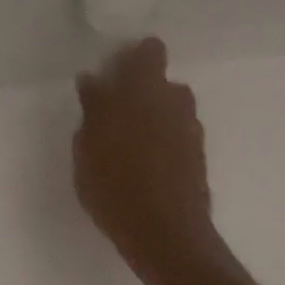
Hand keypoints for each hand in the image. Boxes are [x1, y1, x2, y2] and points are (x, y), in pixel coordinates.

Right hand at [73, 38, 222, 280]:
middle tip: (113, 110)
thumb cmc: (115, 190)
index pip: (145, 52)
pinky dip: (161, 138)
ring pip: (170, 104)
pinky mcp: (198, 153)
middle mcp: (173, 100)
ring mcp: (190, 126)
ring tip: (128, 140)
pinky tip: (143, 162)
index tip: (107, 77)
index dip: (127, 59)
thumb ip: (93, 111)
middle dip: (138, 85)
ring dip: (151, 112)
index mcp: (143, 91)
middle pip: (159, 77)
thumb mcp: (87, 151)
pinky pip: (176, 131)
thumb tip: (94, 82)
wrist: (165, 232)